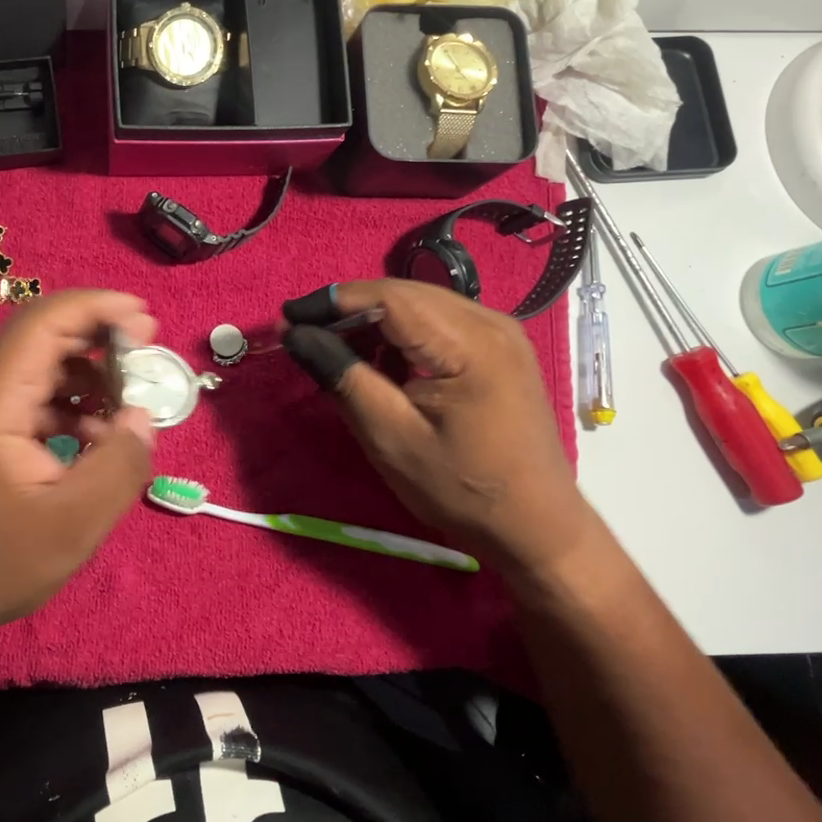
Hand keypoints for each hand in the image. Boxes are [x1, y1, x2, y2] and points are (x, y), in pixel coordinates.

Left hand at [0, 290, 157, 642]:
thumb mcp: (73, 524)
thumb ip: (120, 464)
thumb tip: (141, 416)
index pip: (44, 321)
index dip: (98, 308)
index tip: (146, 319)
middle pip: (37, 339)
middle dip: (97, 342)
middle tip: (146, 357)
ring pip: (29, 369)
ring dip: (79, 380)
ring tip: (122, 412)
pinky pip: (15, 399)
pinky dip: (57, 408)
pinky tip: (86, 443)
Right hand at [281, 279, 591, 575]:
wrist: (536, 528)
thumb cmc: (462, 488)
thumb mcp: (390, 436)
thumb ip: (343, 376)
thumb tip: (297, 334)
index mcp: (470, 343)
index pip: (388, 297)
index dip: (331, 301)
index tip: (286, 320)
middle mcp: (491, 322)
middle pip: (403, 293)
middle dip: (347, 309)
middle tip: (301, 336)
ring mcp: (500, 333)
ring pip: (418, 305)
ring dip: (371, 322)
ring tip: (333, 351)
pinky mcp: (498, 349)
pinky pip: (437, 323)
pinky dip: (399, 334)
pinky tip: (377, 362)